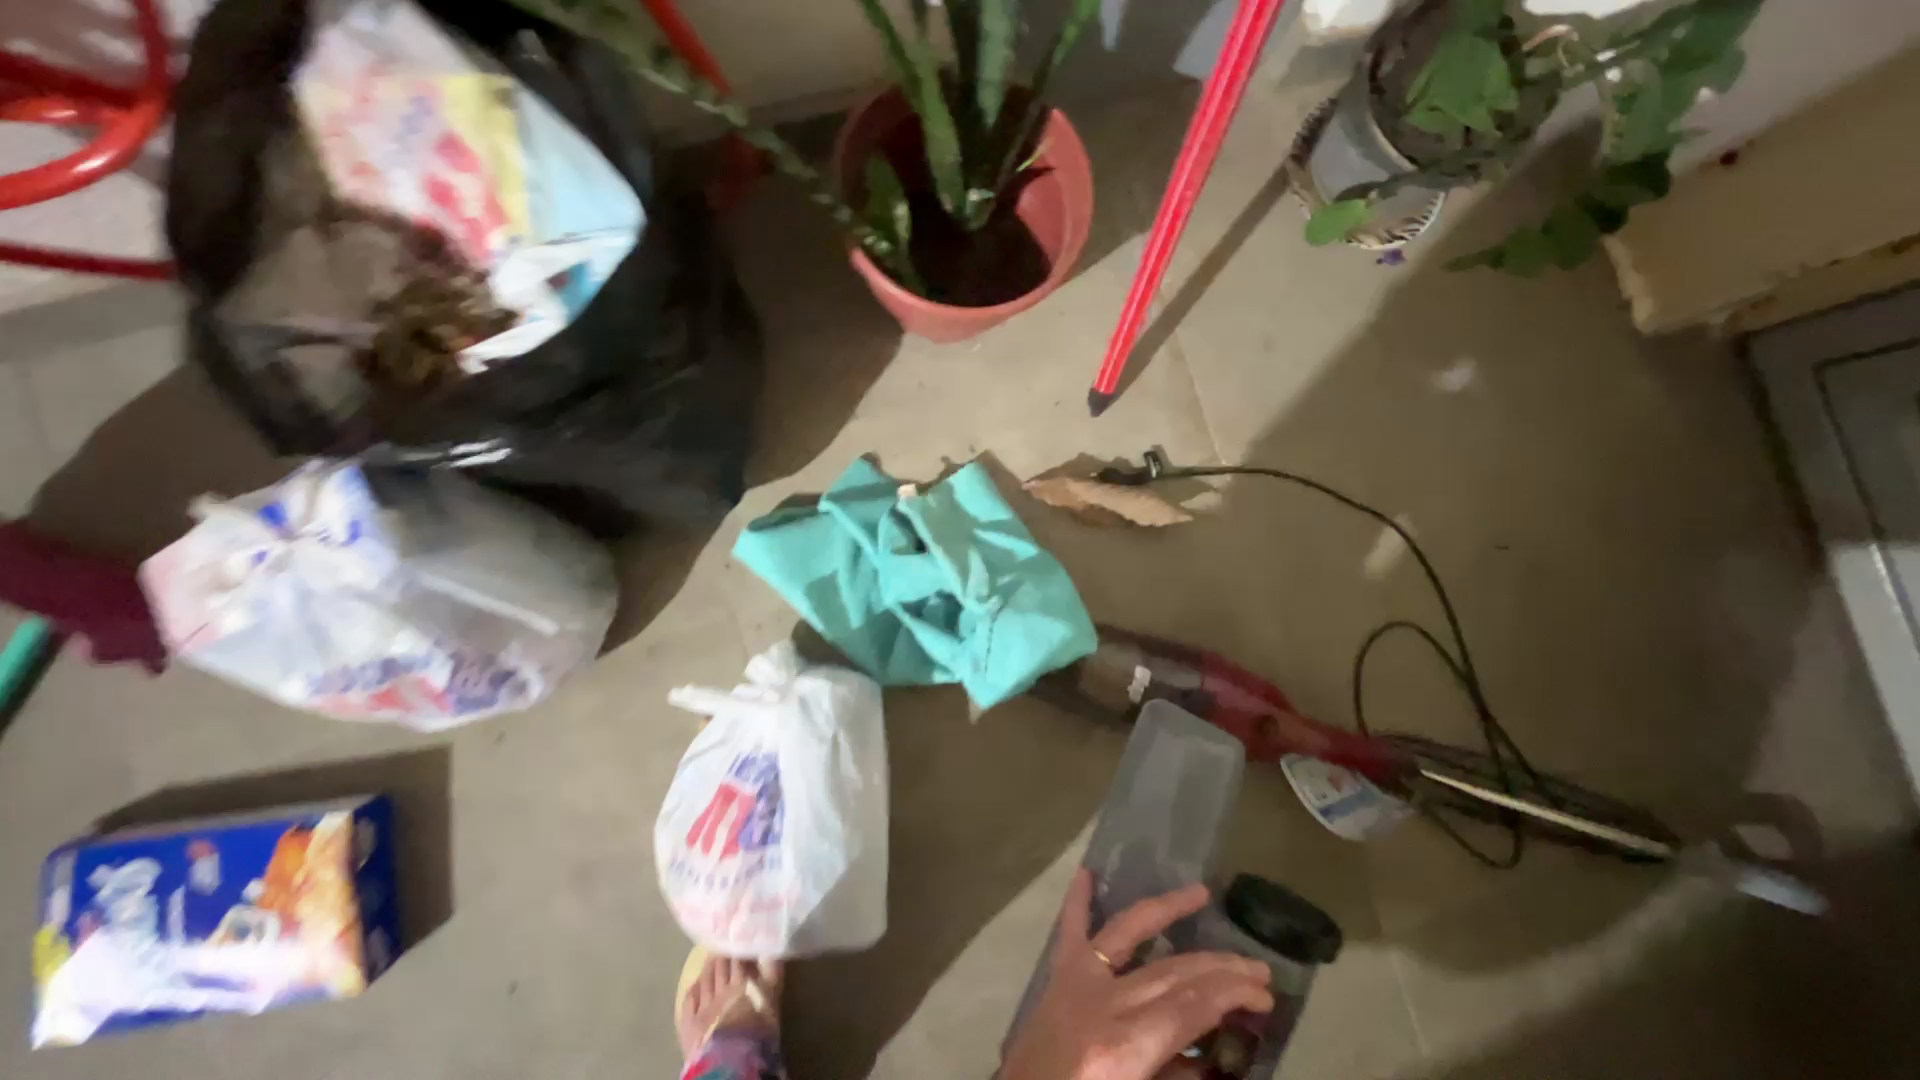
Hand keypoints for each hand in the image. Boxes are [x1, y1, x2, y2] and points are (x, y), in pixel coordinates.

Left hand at [1000, 869, 1274, 1079]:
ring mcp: (1075, 985)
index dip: (1232, 995)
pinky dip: (1078, 902)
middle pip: (1172, 971)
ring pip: (1128, 936)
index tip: (1263, 993)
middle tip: (1257, 968)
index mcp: (1126, 1045)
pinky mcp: (1055, 981)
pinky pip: (1069, 933)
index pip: (1191, 1006)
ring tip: (1199, 894)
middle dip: (1219, 966)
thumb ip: (1175, 1074)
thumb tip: (1209, 1056)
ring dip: (1165, 911)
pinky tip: (1086, 873)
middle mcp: (1103, 1004)